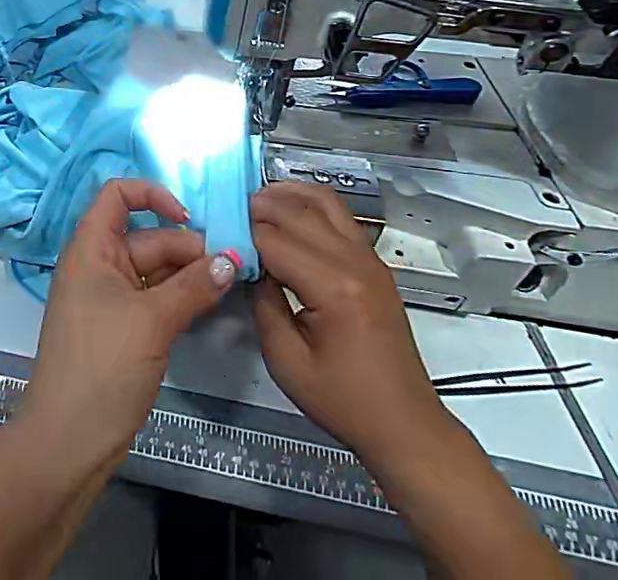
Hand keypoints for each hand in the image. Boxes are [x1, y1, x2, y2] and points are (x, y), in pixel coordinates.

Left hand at [20, 179, 239, 458]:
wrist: (68, 442)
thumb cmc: (102, 367)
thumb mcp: (152, 320)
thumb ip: (194, 286)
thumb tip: (231, 261)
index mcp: (91, 250)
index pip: (117, 196)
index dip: (152, 195)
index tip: (188, 218)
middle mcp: (100, 266)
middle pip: (148, 237)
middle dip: (188, 248)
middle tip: (231, 268)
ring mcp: (111, 299)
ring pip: (157, 270)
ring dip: (190, 274)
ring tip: (229, 285)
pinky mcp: (124, 328)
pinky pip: (157, 298)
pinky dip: (182, 297)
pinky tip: (210, 305)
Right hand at [249, 183, 457, 466]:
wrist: (403, 423)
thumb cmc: (344, 401)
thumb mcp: (287, 361)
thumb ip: (264, 304)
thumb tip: (248, 266)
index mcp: (334, 287)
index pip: (275, 240)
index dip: (240, 233)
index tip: (214, 232)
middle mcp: (355, 261)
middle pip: (298, 212)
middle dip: (259, 206)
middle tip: (227, 212)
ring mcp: (369, 258)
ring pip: (324, 202)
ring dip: (287, 195)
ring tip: (255, 201)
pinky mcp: (374, 262)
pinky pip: (339, 216)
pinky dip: (310, 204)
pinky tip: (288, 210)